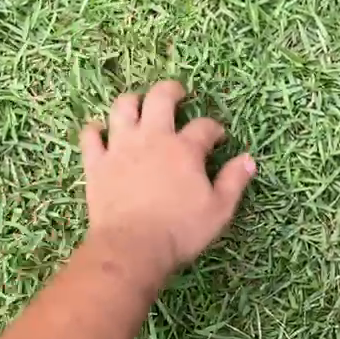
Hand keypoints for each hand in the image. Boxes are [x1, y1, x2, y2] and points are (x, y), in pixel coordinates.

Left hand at [78, 81, 255, 281]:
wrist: (132, 247)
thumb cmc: (180, 231)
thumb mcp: (218, 210)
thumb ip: (234, 181)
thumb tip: (249, 159)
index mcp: (185, 149)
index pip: (204, 127)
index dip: (213, 128)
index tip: (217, 136)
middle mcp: (152, 139)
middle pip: (160, 98)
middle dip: (171, 91)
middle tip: (178, 93)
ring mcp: (120, 148)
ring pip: (123, 107)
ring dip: (132, 101)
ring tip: (138, 103)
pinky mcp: (96, 164)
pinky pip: (90, 136)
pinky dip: (95, 130)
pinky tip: (100, 131)